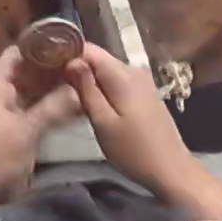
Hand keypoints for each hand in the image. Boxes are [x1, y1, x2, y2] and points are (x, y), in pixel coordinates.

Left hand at [0, 46, 81, 204]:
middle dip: (53, 65)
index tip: (66, 41)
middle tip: (85, 59)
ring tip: (87, 76)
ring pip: (37, 89)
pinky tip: (80, 101)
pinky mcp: (23, 127)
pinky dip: (57, 103)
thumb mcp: (25, 130)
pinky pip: (41, 107)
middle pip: (29, 70)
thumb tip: (79, 87)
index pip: (15, 54)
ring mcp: (13, 110)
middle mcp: (4, 93)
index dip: (37, 45)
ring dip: (57, 84)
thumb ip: (51, 107)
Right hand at [64, 44, 197, 186]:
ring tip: (68, 95)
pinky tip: (91, 103)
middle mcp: (133, 70)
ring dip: (87, 79)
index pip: (88, 48)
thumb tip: (71, 60)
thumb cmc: (134, 150)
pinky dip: (100, 87)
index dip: (67, 54)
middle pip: (96, 58)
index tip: (49, 67)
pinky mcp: (143, 93)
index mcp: (123, 75)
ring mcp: (141, 81)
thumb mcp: (103, 122)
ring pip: (104, 70)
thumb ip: (86, 88)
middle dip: (75, 68)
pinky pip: (115, 80)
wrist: (172, 172)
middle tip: (54, 85)